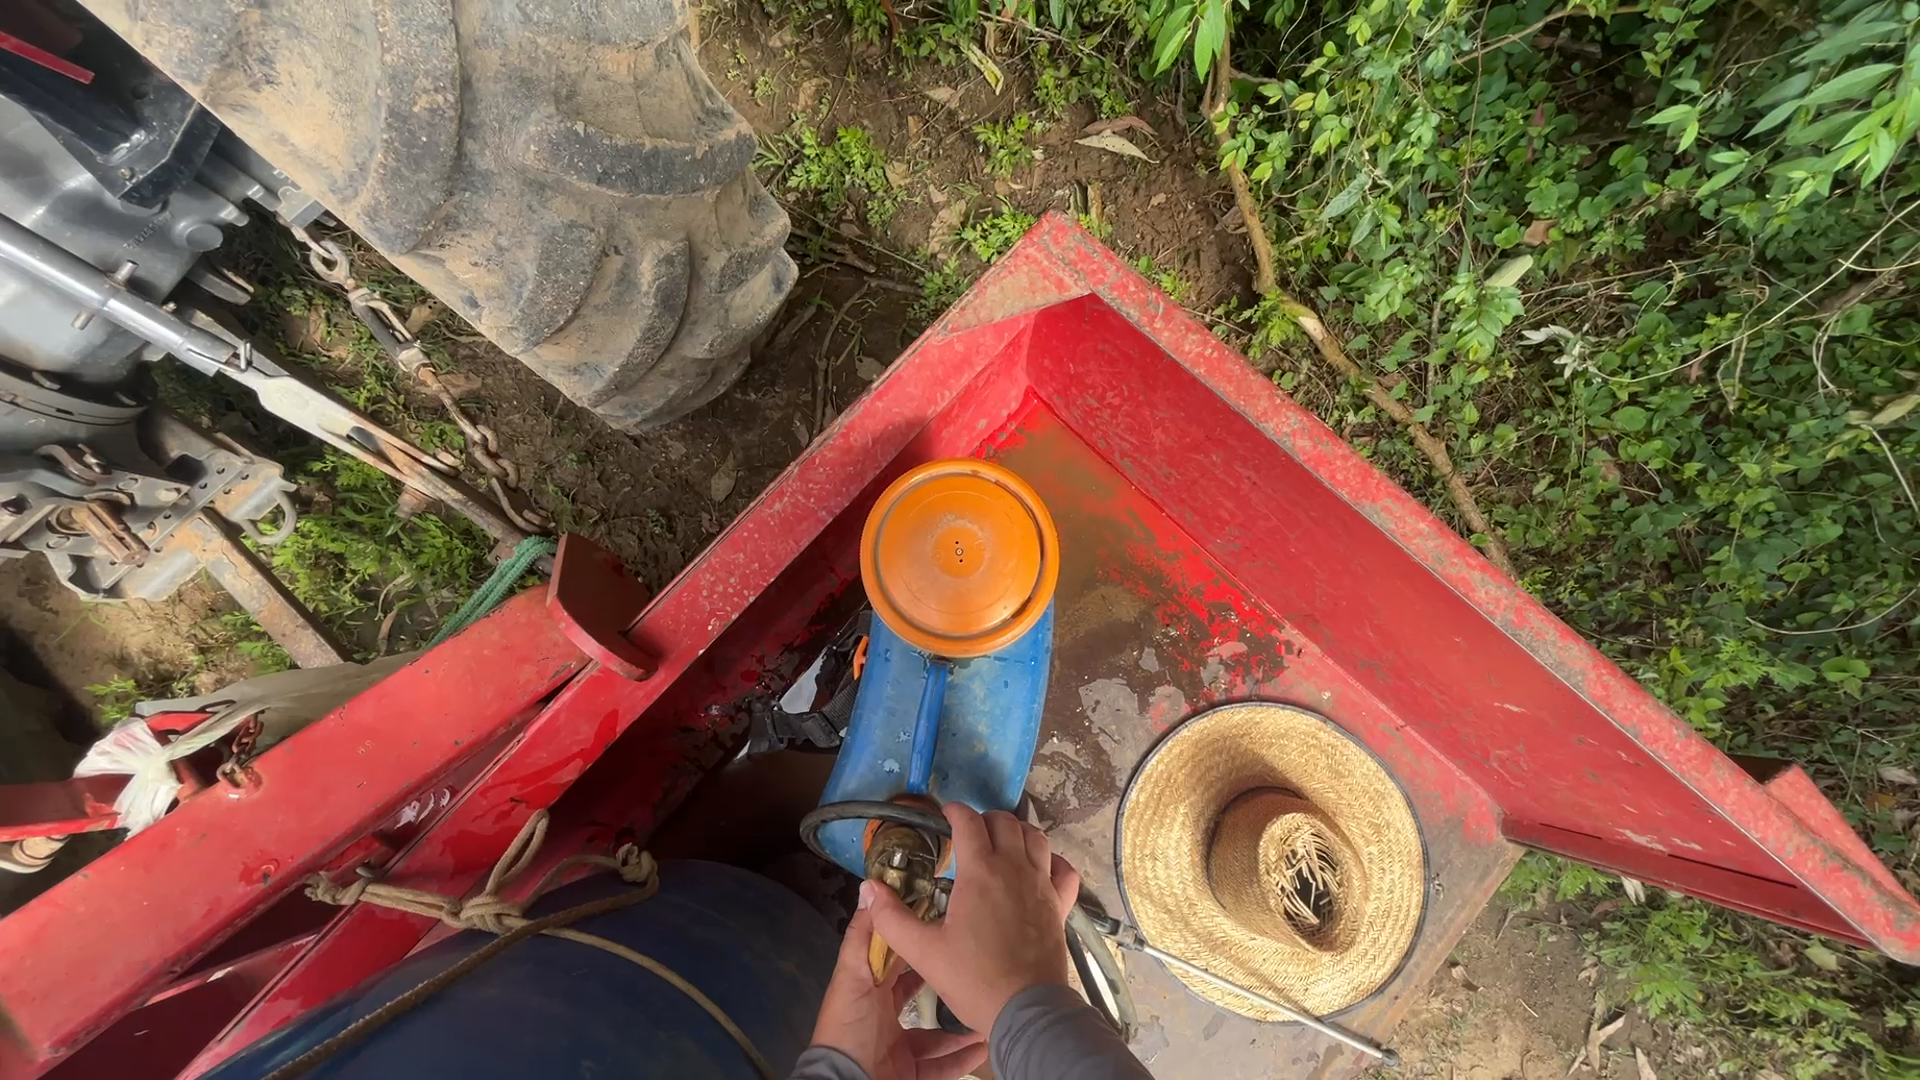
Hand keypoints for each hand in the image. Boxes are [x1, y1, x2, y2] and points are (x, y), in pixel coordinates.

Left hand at [810, 899, 986, 1079]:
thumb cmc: (849, 1024)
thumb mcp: (853, 974)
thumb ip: (863, 934)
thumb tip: (869, 888)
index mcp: (869, 987)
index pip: (896, 957)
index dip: (917, 940)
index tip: (946, 920)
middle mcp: (884, 1014)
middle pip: (918, 992)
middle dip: (943, 980)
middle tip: (971, 964)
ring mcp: (899, 1046)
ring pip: (936, 1034)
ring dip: (960, 1025)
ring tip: (985, 1009)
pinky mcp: (910, 1073)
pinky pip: (941, 1066)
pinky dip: (962, 1057)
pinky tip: (983, 1045)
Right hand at [864, 803, 1080, 1033]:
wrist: (1026, 1013)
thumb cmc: (974, 980)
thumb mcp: (924, 952)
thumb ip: (892, 919)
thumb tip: (868, 887)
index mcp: (981, 871)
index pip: (968, 822)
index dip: (955, 811)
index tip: (945, 814)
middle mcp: (1014, 867)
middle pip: (1004, 822)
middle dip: (985, 819)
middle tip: (970, 833)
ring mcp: (1042, 884)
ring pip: (1036, 837)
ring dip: (1018, 832)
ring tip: (1003, 843)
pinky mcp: (1060, 904)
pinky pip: (1064, 869)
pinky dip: (1053, 861)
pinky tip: (1041, 868)